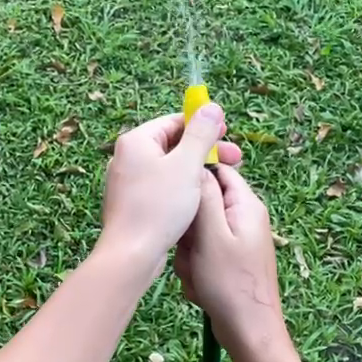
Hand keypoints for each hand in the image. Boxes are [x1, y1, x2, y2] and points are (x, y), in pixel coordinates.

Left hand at [96, 104, 240, 264]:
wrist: (131, 253)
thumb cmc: (158, 207)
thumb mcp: (186, 166)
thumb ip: (200, 135)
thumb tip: (211, 107)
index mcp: (136, 141)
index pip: (173, 121)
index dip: (203, 125)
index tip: (227, 133)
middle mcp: (126, 157)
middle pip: (172, 143)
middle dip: (205, 149)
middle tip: (235, 158)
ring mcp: (127, 180)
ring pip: (168, 166)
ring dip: (196, 168)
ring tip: (222, 178)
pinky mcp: (132, 201)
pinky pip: (161, 185)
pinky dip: (182, 185)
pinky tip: (201, 197)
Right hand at [174, 164, 283, 353]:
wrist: (249, 332)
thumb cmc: (229, 282)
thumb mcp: (211, 234)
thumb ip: (205, 196)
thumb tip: (198, 165)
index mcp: (245, 205)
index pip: (218, 170)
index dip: (193, 179)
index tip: (174, 198)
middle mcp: (243, 219)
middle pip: (202, 205)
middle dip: (188, 228)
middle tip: (189, 248)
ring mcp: (236, 242)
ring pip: (196, 233)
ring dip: (188, 253)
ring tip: (195, 271)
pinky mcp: (227, 262)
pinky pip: (201, 254)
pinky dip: (195, 269)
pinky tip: (200, 285)